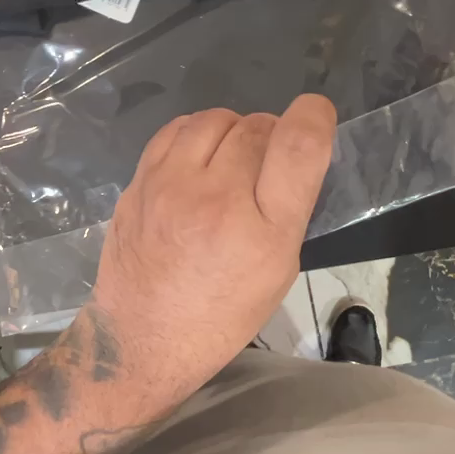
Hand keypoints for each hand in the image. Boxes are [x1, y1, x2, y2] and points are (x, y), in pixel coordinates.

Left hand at [90, 96, 337, 401]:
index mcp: (263, 231)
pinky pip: (174, 131)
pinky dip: (195, 135)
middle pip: (255, 126)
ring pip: (213, 119)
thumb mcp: (278, 270)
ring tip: (231, 157)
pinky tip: (198, 158)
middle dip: (270, 132)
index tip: (316, 115)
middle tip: (267, 160)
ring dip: (232, 130)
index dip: (314, 117)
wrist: (143, 338)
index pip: (298, 146)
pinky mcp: (138, 184)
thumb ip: (287, 208)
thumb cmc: (222, 314)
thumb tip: (288, 156)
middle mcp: (215, 199)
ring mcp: (168, 187)